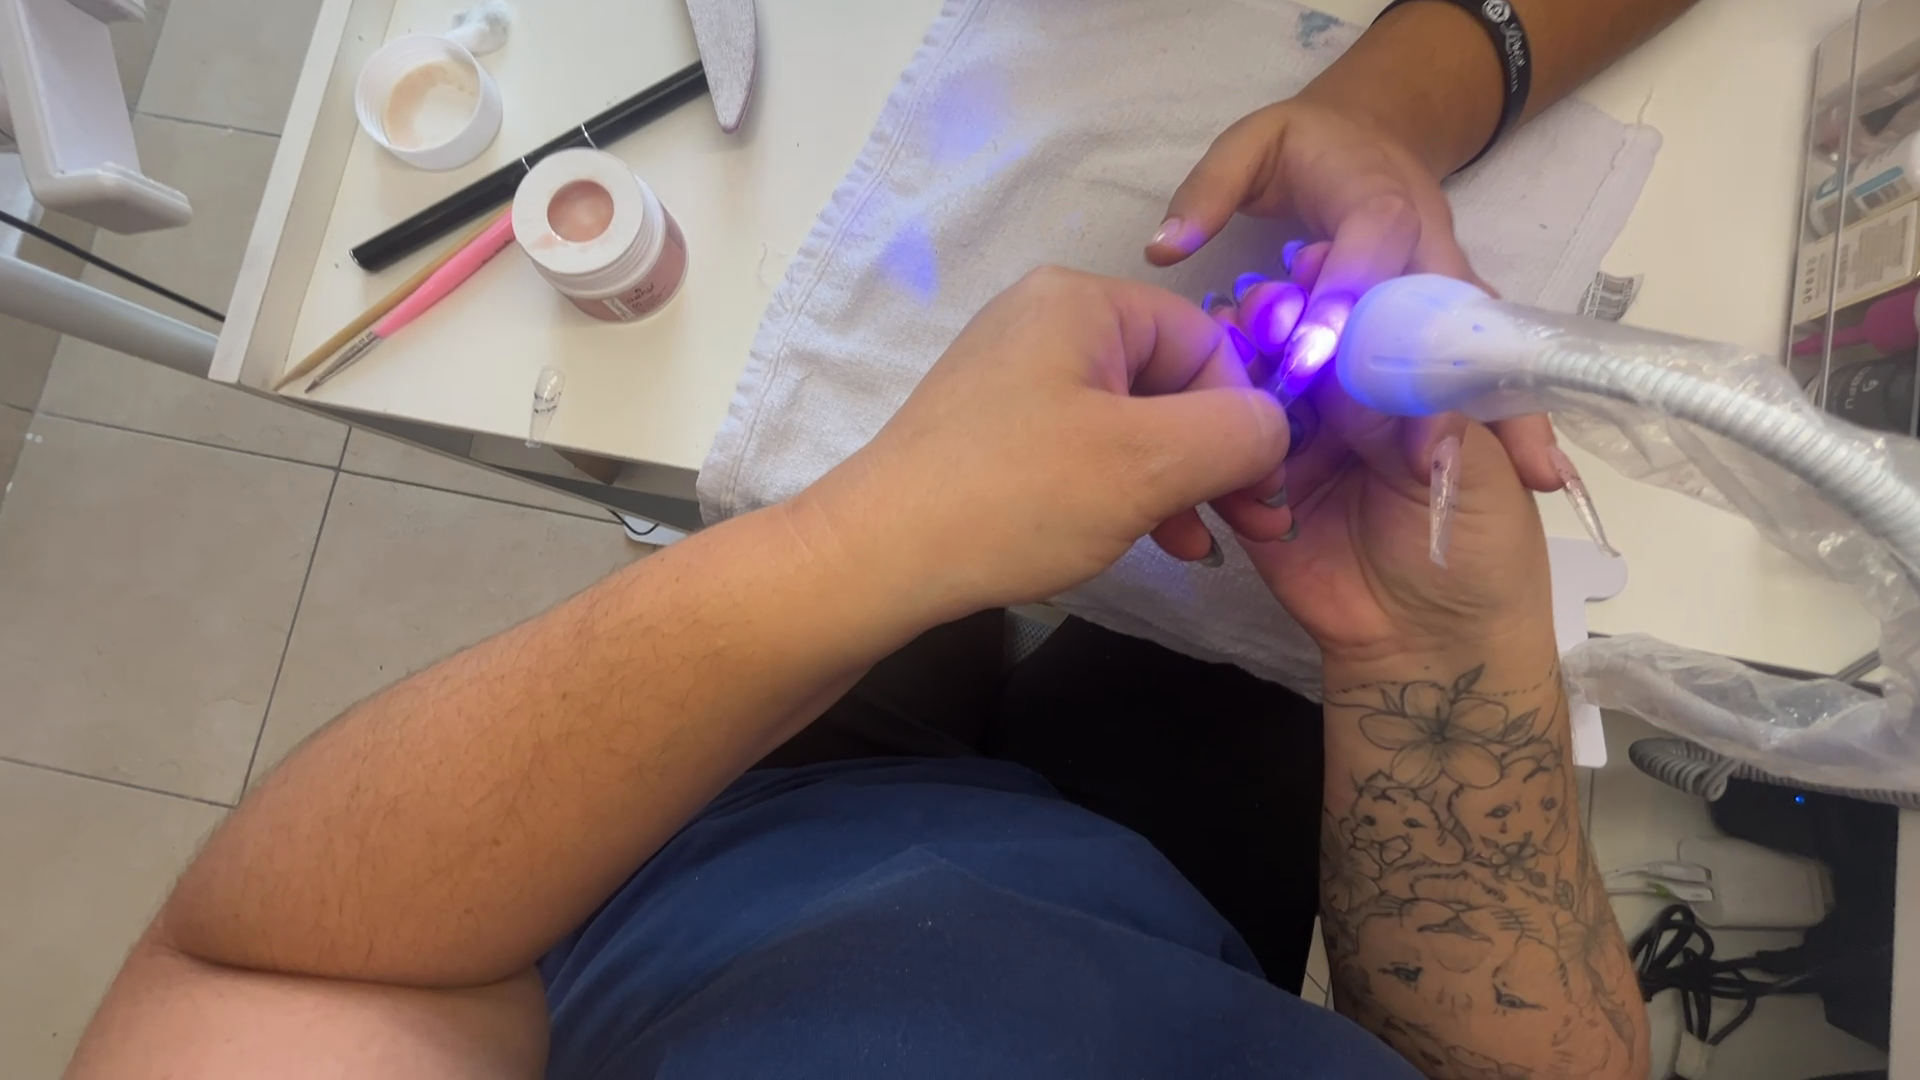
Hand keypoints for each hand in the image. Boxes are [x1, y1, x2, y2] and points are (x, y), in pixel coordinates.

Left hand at [795, 268, 1297, 621]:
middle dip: (1213, 458)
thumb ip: (1239, 432)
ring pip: (1126, 424)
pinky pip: (1081, 449)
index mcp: (1080, 304)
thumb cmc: (1016, 498)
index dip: (1245, 416)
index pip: (1204, 341)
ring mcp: (1012, 380)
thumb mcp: (1148, 463)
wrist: (880, 558)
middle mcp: (1043, 325)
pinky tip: (1144, 537)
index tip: (1266, 493)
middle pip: (1165, 383)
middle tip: (1253, 525)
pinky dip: (1120, 490)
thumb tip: (1272, 426)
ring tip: (1198, 544)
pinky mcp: (994, 432)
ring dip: (1173, 483)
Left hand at [1151, 97, 1565, 491]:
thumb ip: (1209, 192)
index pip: (1367, 249)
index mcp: (1378, 201)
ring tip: (1527, 478)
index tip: (1308, 364)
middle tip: (1428, 455)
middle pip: (1442, 310)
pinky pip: (1480, 365)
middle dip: (1438, 378)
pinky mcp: (1451, 314)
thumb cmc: (1304, 147)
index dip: (1343, 303)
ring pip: (1477, 346)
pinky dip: (1511, 413)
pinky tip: (1538, 471)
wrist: (1372, 131)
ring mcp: (1449, 281)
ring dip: (1501, 408)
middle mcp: (1429, 244)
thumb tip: (1163, 249)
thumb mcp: (1251, 148)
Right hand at [1206, 290, 1555, 662]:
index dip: (1349, 289)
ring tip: (1225, 342)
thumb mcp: (1475, 480)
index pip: (1377, 322)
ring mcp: (1295, 443)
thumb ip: (1436, 419)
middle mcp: (1349, 407)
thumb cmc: (1474, 557)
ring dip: (1239, 357)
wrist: (1415, 644)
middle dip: (1283, 317)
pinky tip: (1203, 400)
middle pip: (1307, 343)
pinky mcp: (1252, 484)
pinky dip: (1212, 418)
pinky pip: (1226, 444)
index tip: (1319, 266)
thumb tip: (1384, 360)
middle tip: (1264, 311)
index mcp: (1410, 390)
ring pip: (1259, 384)